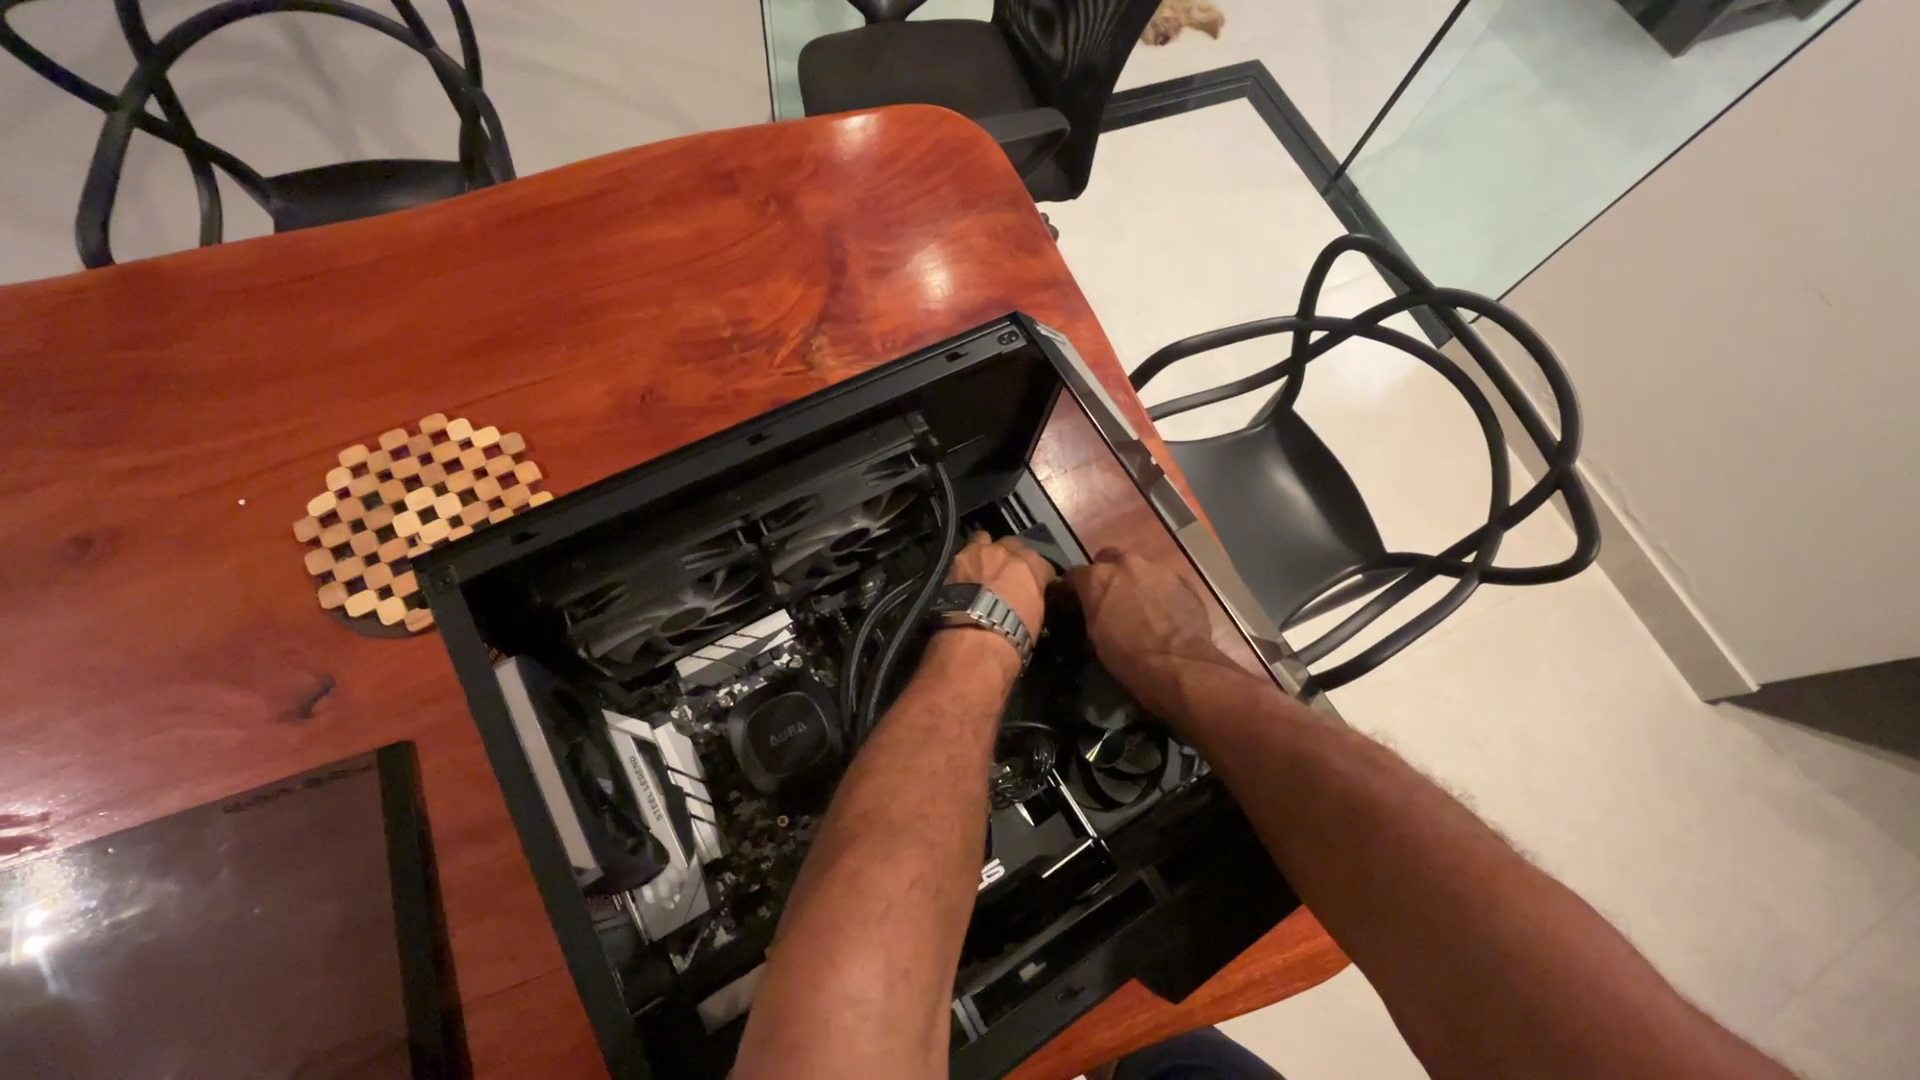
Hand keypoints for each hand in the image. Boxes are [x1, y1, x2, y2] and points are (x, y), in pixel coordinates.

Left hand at [941, 532, 1055, 667]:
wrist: (975, 634)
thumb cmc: (1013, 630)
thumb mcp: (1035, 615)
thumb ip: (1032, 595)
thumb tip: (1028, 595)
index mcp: (1031, 564)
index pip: (1041, 563)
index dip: (1038, 574)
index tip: (1036, 583)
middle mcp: (1006, 551)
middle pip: (1012, 544)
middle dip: (1012, 556)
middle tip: (1008, 572)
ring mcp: (979, 552)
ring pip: (984, 539)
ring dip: (985, 550)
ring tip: (982, 565)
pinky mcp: (954, 561)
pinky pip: (962, 554)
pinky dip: (965, 562)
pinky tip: (963, 574)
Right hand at [1069, 547, 1239, 722]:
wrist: (1177, 665)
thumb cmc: (1127, 656)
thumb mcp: (1095, 636)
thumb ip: (1092, 610)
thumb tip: (1093, 607)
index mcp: (1097, 578)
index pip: (1077, 573)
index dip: (1077, 587)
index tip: (1078, 598)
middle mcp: (1126, 564)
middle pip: (1110, 559)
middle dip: (1108, 574)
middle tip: (1112, 597)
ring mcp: (1157, 569)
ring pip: (1140, 568)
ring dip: (1137, 582)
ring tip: (1143, 606)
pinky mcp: (1183, 580)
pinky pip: (1165, 581)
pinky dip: (1161, 592)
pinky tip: (1166, 612)